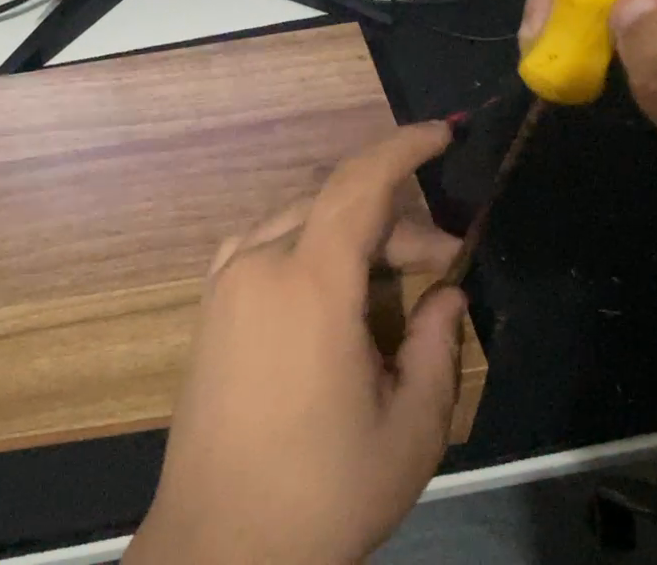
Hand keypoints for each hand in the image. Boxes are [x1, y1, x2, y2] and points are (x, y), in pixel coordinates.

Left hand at [127, 123, 466, 564]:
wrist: (221, 543)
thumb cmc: (324, 490)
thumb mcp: (410, 427)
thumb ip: (436, 343)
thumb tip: (446, 292)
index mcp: (309, 283)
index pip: (359, 185)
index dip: (403, 148)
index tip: (442, 132)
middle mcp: (257, 264)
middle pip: (334, 206)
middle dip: (396, 222)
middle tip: (446, 268)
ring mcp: (224, 282)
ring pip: (297, 221)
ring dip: (351, 234)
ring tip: (395, 281)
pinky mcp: (209, 306)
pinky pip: (263, 244)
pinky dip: (307, 245)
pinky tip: (332, 285)